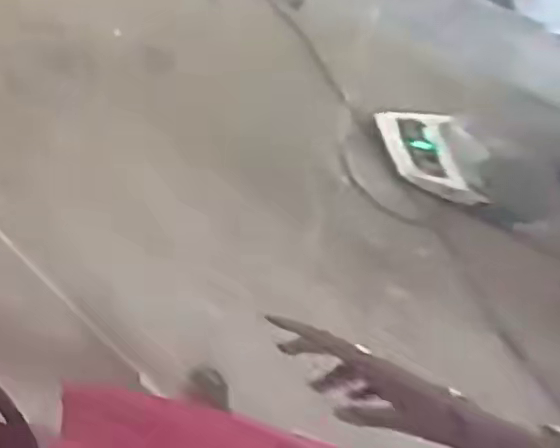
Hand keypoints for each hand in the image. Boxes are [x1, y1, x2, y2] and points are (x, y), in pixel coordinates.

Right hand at [269, 316, 547, 447]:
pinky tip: (351, 403)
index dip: (295, 328)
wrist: (479, 429)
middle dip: (306, 348)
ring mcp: (384, 373)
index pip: (324, 340)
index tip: (270, 318)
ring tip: (318, 390)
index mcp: (369, 364)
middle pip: (331, 348)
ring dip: (330, 374)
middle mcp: (373, 362)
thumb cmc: (436, 420)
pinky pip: (363, 378)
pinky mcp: (395, 384)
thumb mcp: (400, 419)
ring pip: (348, 366)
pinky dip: (352, 386)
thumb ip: (366, 414)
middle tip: (283, 351)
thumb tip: (335, 410)